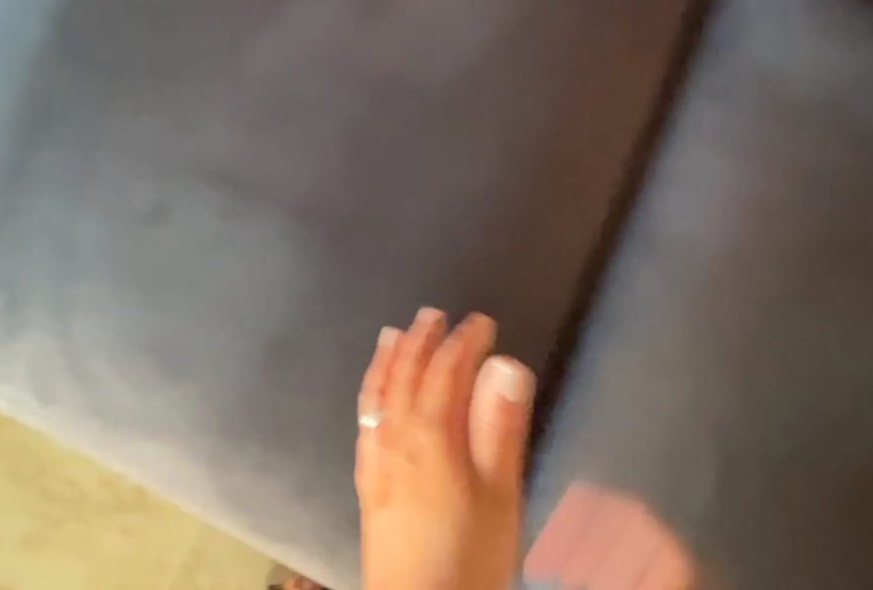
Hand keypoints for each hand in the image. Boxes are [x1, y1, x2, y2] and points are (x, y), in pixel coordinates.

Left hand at [356, 308, 534, 589]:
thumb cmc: (470, 558)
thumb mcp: (500, 497)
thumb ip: (501, 428)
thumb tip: (507, 363)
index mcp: (432, 436)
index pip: (446, 371)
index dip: (465, 342)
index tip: (483, 321)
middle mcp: (397, 439)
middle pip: (406, 376)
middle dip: (422, 340)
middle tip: (436, 313)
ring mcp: (377, 462)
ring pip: (379, 395)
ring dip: (389, 359)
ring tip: (395, 334)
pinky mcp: (367, 485)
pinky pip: (365, 421)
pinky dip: (371, 393)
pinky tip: (375, 396)